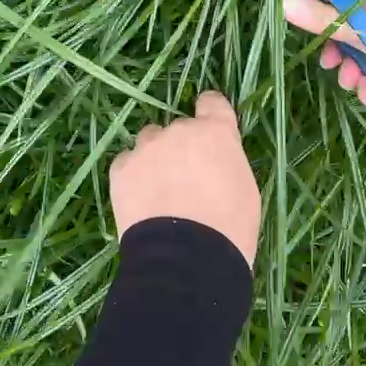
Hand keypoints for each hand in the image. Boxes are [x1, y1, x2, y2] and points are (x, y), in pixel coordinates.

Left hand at [109, 92, 261, 265]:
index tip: (208, 132)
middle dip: (181, 148)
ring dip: (155, 158)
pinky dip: (133, 177)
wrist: (187, 262)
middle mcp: (179, 130)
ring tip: (158, 193)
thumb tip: (214, 162)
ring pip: (149, 142)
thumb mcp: (244, 188)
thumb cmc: (230, 229)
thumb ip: (226, 162)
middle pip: (178, 129)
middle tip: (185, 181)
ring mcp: (147, 148)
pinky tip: (140, 202)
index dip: (209, 115)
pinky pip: (127, 163)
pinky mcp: (121, 169)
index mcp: (215, 132)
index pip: (212, 102)